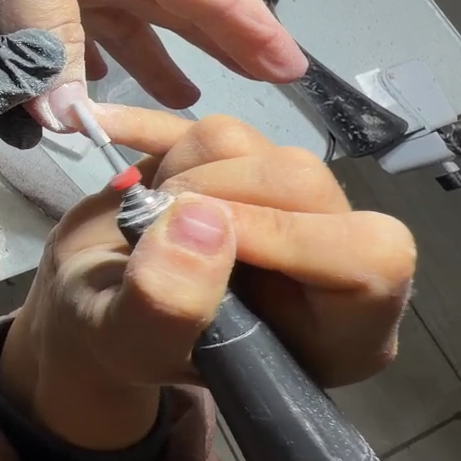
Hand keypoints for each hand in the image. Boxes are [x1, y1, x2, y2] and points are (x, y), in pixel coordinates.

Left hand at [0, 0, 306, 124]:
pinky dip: (68, 61)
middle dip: (203, 53)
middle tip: (230, 105)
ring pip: (110, 27)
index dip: (253, 32)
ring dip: (138, 63)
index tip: (293, 72)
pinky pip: (51, 32)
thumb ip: (49, 30)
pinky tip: (76, 84)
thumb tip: (70, 121)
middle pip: (167, 13)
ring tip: (167, 103)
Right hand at [0, 105, 415, 450]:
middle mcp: (326, 257)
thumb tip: (201, 218)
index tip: (198, 234)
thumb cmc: (117, 338)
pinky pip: (198, 120)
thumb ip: (164, 302)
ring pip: (248, 144)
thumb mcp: (125, 340)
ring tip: (143, 210)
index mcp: (337, 331)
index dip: (284, 233)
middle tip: (154, 221)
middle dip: (211, 190)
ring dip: (178, 168)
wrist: (90, 302)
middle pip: (304, 180)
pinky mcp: (231, 162)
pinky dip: (144, 124)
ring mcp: (277, 201)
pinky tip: (105, 129)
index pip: (370, 255)